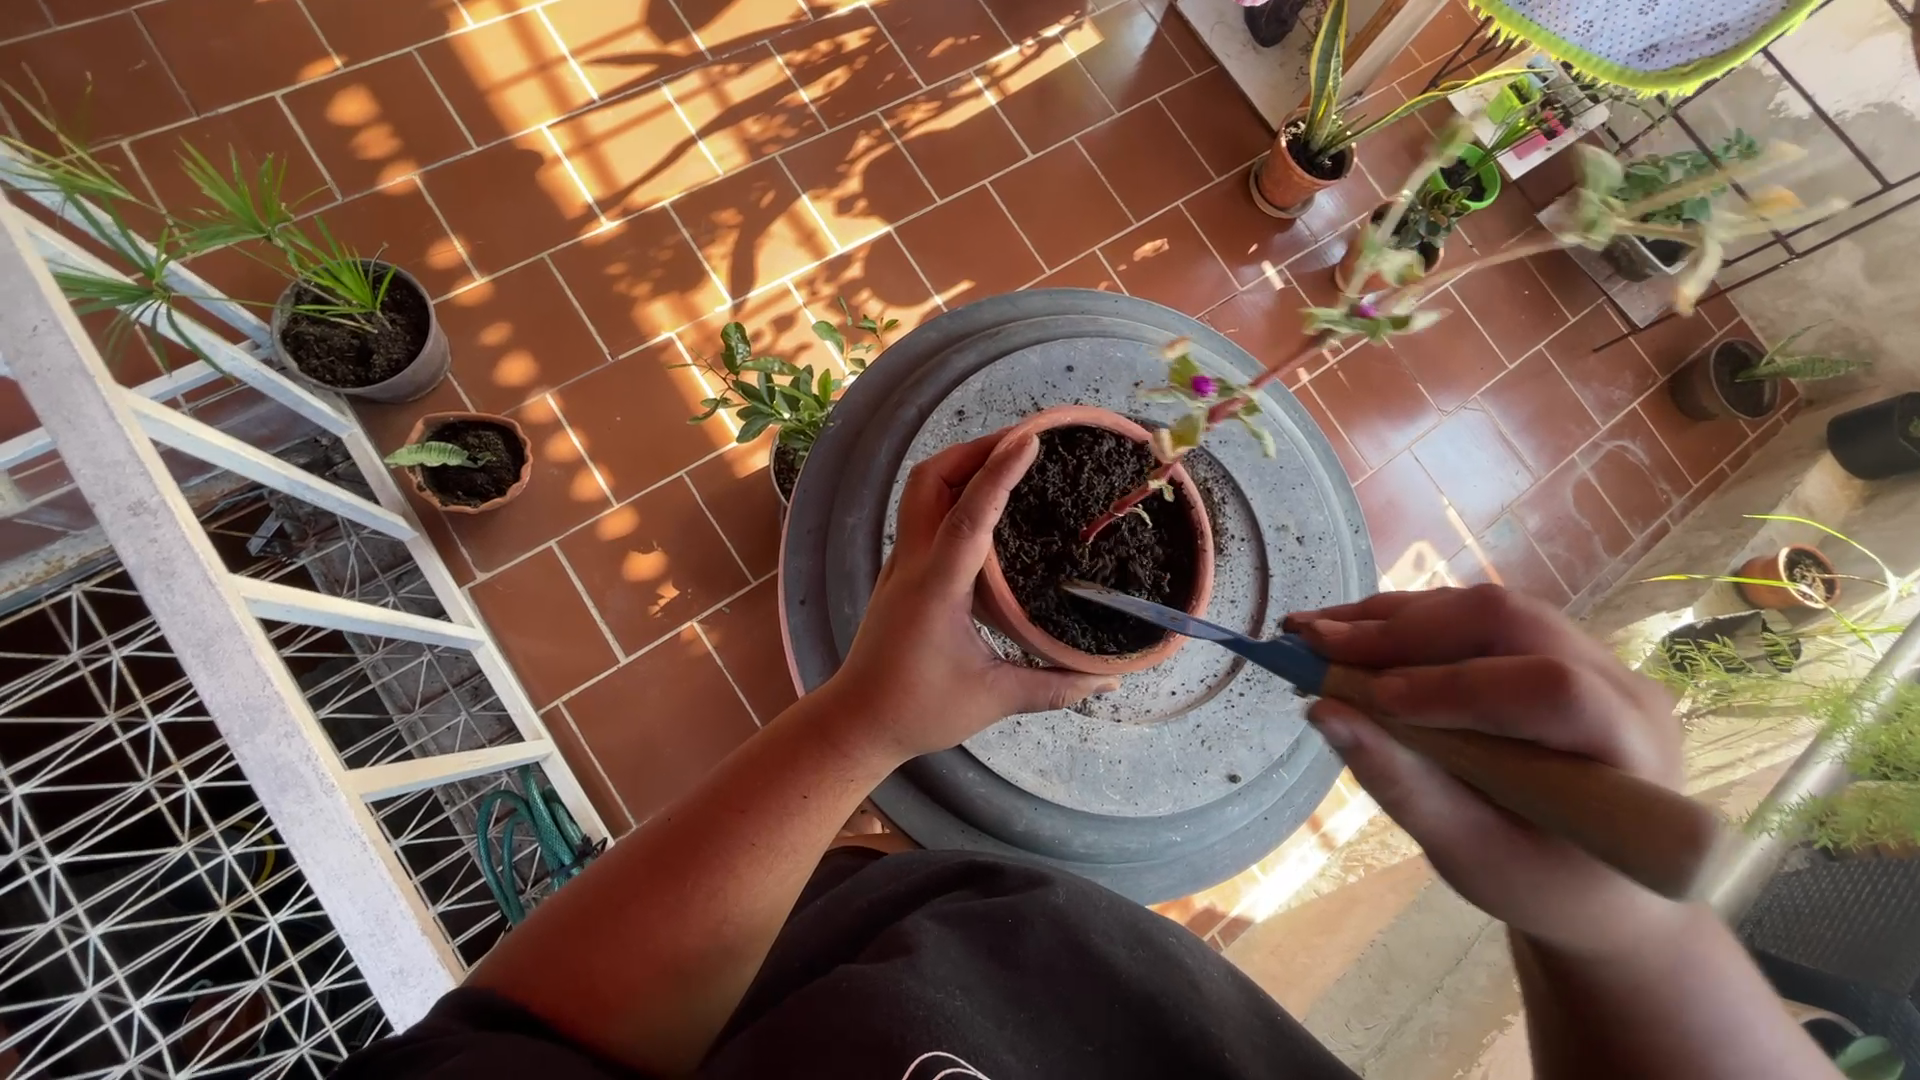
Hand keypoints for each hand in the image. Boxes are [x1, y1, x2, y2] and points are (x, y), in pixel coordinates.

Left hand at [823, 432, 1118, 763]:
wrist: (857, 721)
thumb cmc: (918, 710)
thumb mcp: (992, 699)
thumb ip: (1053, 687)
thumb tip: (1108, 683)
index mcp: (936, 588)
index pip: (969, 517)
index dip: (999, 474)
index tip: (1030, 439)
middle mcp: (912, 564)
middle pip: (929, 480)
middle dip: (973, 449)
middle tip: (1022, 440)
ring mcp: (900, 564)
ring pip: (920, 491)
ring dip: (960, 464)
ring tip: (1008, 459)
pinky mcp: (900, 572)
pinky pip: (922, 513)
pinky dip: (953, 491)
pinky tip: (985, 503)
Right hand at [1287, 584, 1687, 955]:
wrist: (1602, 881)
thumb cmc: (1544, 884)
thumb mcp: (1472, 857)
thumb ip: (1403, 786)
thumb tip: (1323, 713)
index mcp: (1624, 749)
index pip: (1548, 689)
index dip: (1454, 686)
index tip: (1370, 698)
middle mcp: (1616, 683)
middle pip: (1507, 621)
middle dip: (1402, 630)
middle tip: (1315, 642)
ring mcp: (1585, 656)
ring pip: (1480, 608)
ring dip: (1389, 618)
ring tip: (1313, 632)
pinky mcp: (1545, 647)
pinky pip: (1468, 616)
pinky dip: (1399, 621)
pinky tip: (1346, 633)